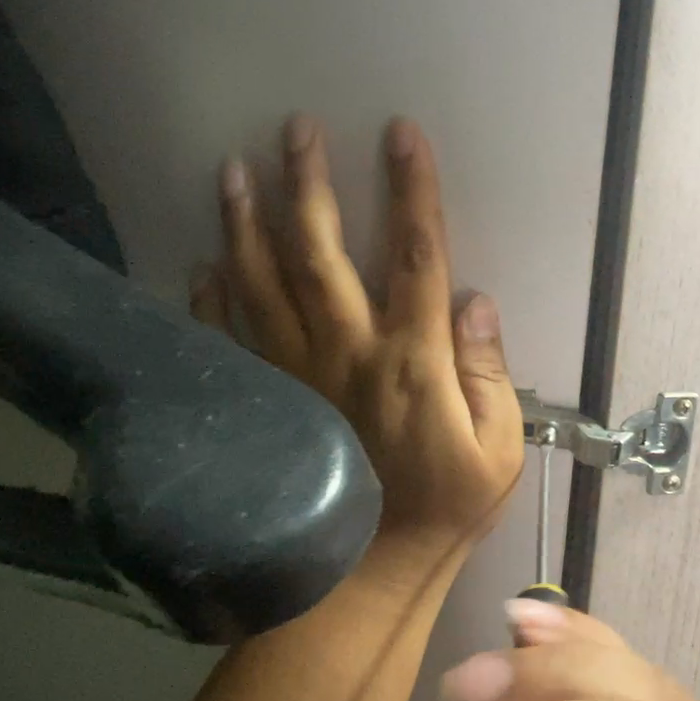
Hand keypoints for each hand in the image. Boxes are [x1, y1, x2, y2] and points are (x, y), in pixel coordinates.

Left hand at [191, 115, 525, 549]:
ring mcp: (297, 376)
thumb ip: (489, 372)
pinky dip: (212, 298)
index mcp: (412, 360)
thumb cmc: (446, 507)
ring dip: (247, 223)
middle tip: (294, 129)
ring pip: (263, 285)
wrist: (370, 571)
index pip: (417, 257)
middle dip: (310, 185)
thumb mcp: (497, 448)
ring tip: (234, 169)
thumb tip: (474, 300)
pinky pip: (230, 340)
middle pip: (321, 253)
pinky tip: (202, 261)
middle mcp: (348, 353)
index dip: (413, 192)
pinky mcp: (267, 402)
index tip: (401, 134)